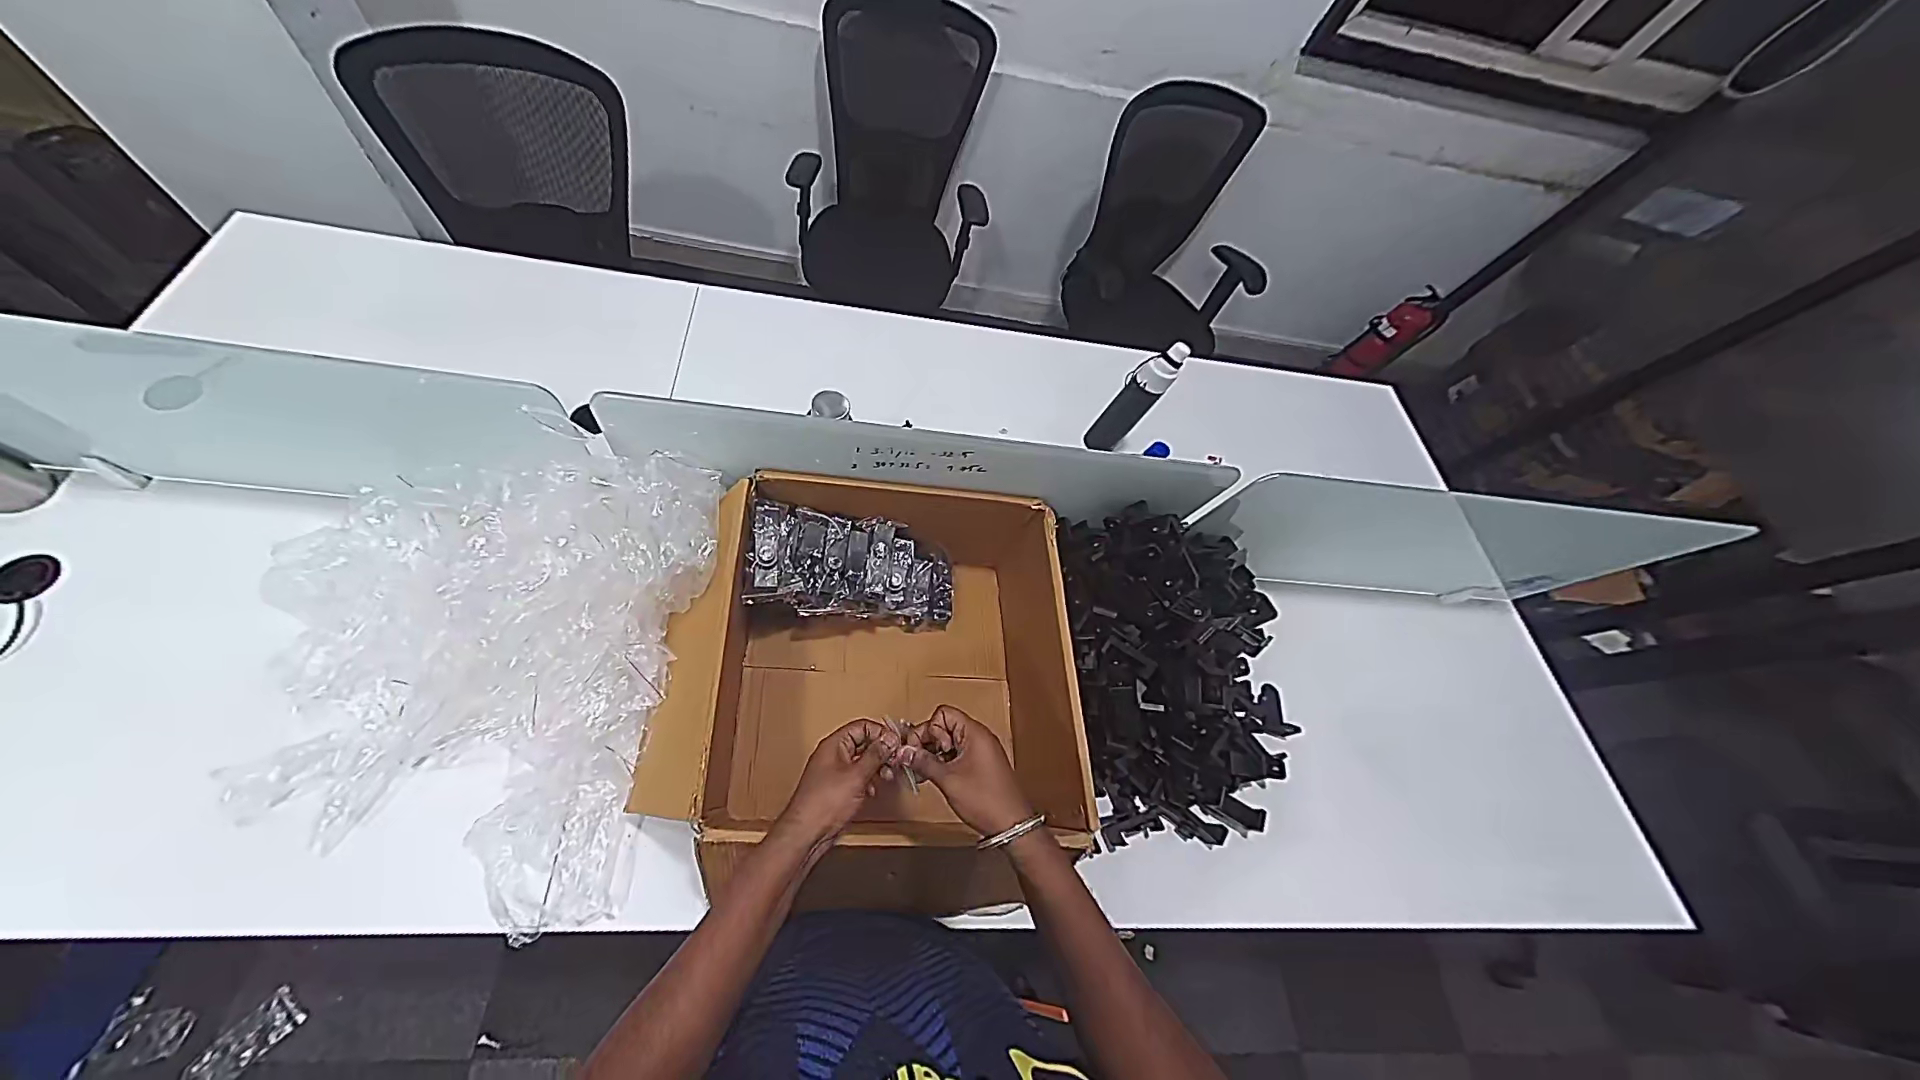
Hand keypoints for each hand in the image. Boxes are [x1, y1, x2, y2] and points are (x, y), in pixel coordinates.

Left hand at [775, 719, 901, 852]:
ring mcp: (834, 772)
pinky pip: (857, 776)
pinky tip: (873, 790)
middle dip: (880, 751)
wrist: (807, 833)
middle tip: (894, 760)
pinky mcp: (837, 788)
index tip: (895, 743)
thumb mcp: (857, 775)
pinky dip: (868, 780)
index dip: (880, 732)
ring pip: (861, 760)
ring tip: (886, 775)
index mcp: (834, 745)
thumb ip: (875, 755)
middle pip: (862, 742)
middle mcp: (833, 755)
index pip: (861, 726)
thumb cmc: (823, 804)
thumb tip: (888, 739)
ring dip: (876, 766)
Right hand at [900, 705, 1034, 836]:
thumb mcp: (948, 780)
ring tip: (923, 772)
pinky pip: (956, 754)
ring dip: (934, 753)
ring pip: (949, 741)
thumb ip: (924, 762)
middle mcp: (978, 737)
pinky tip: (934, 777)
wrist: (1011, 824)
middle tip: (917, 761)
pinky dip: (943, 762)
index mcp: (974, 733)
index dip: (928, 729)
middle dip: (928, 742)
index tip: (920, 749)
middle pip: (944, 726)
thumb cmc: (986, 800)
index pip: (943, 713)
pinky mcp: (980, 763)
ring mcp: (980, 750)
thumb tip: (905, 751)